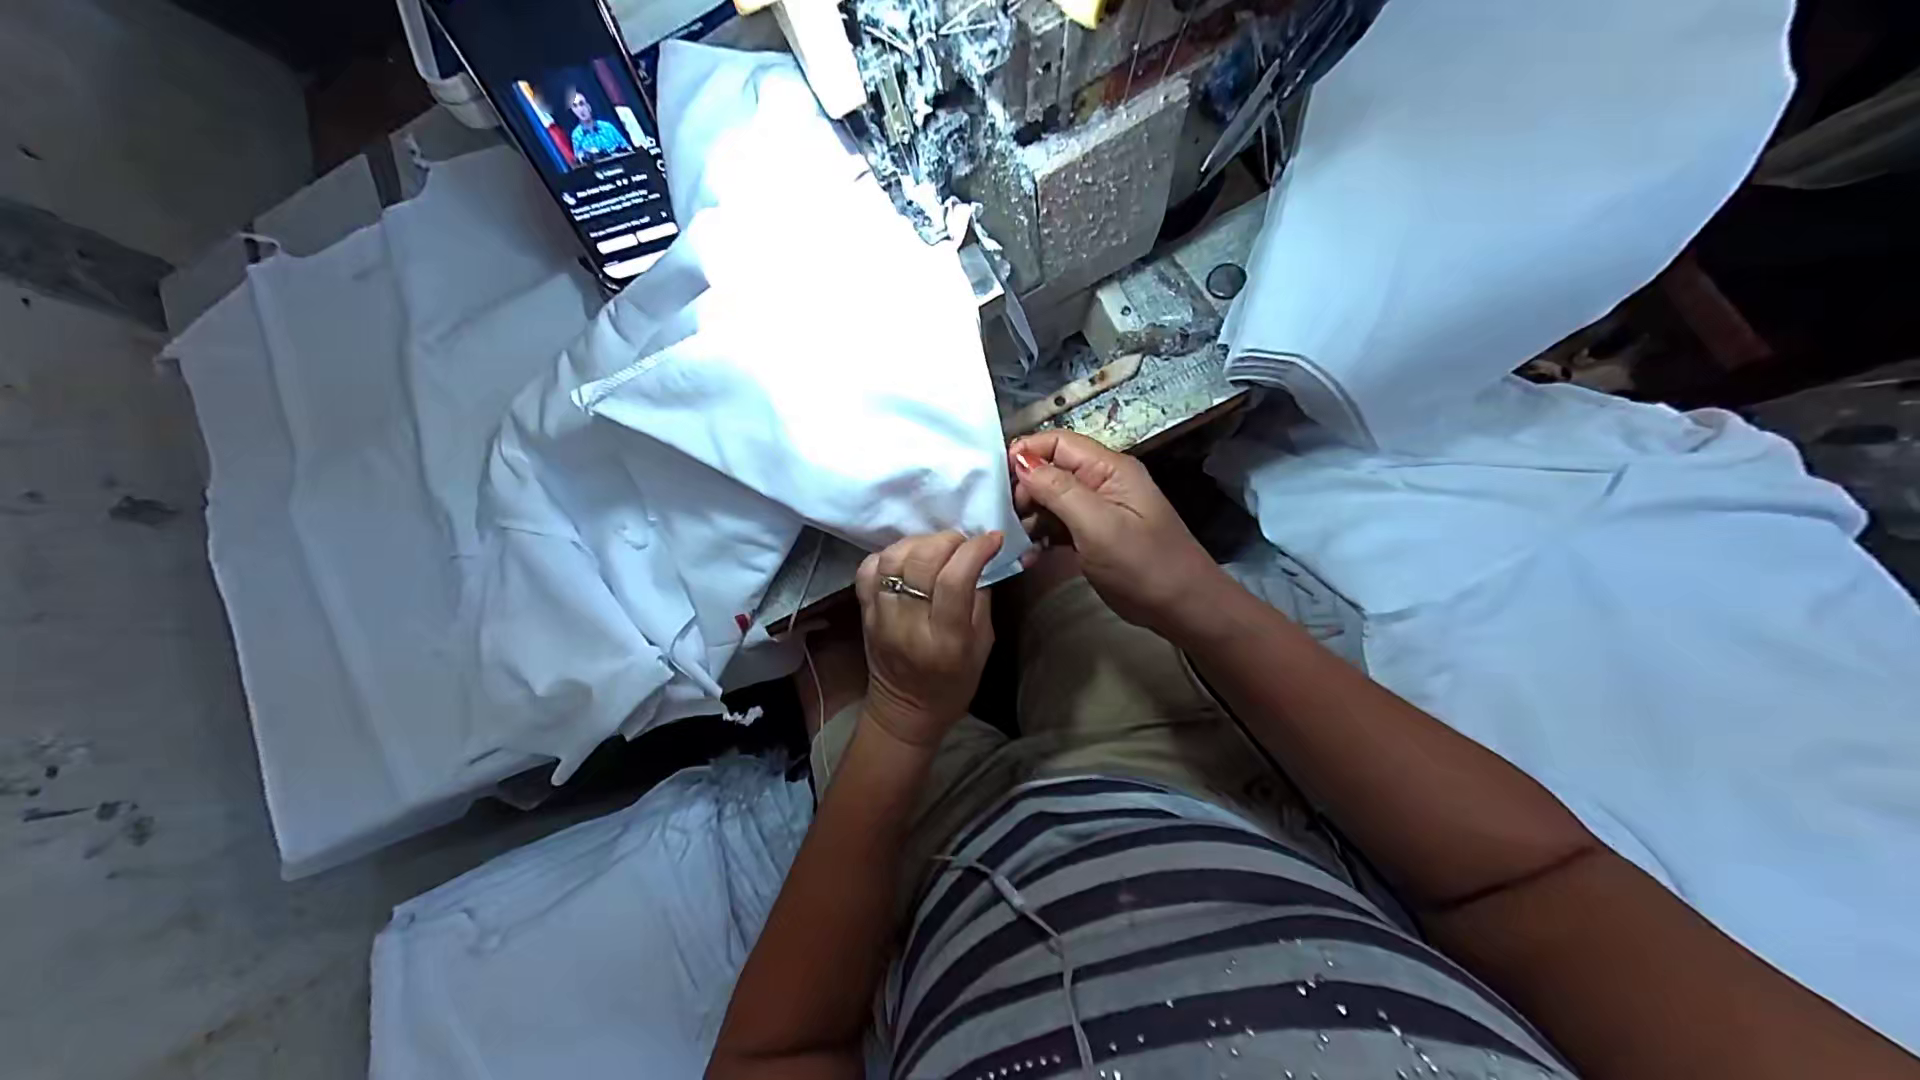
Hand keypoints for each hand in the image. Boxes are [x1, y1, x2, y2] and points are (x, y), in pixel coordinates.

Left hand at [853, 530, 1003, 748]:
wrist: (905, 710)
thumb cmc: (954, 683)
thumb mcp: (983, 645)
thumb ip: (981, 598)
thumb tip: (983, 557)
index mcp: (946, 640)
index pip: (955, 580)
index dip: (976, 550)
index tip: (992, 538)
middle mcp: (909, 624)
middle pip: (922, 562)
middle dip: (948, 541)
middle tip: (963, 543)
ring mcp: (881, 615)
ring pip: (893, 558)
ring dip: (920, 542)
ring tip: (937, 547)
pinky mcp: (864, 611)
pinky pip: (869, 568)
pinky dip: (890, 554)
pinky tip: (908, 559)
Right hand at [1010, 430, 1227, 634]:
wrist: (1180, 608)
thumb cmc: (1143, 564)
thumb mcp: (1098, 524)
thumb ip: (1058, 489)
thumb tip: (1020, 459)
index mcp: (1108, 468)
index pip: (1057, 442)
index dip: (1026, 453)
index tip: (998, 480)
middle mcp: (1100, 482)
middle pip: (1050, 470)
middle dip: (1024, 489)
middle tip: (1010, 518)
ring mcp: (1096, 510)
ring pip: (1049, 500)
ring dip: (1029, 517)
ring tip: (1017, 539)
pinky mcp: (1090, 536)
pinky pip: (1057, 526)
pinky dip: (1040, 538)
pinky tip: (1028, 556)